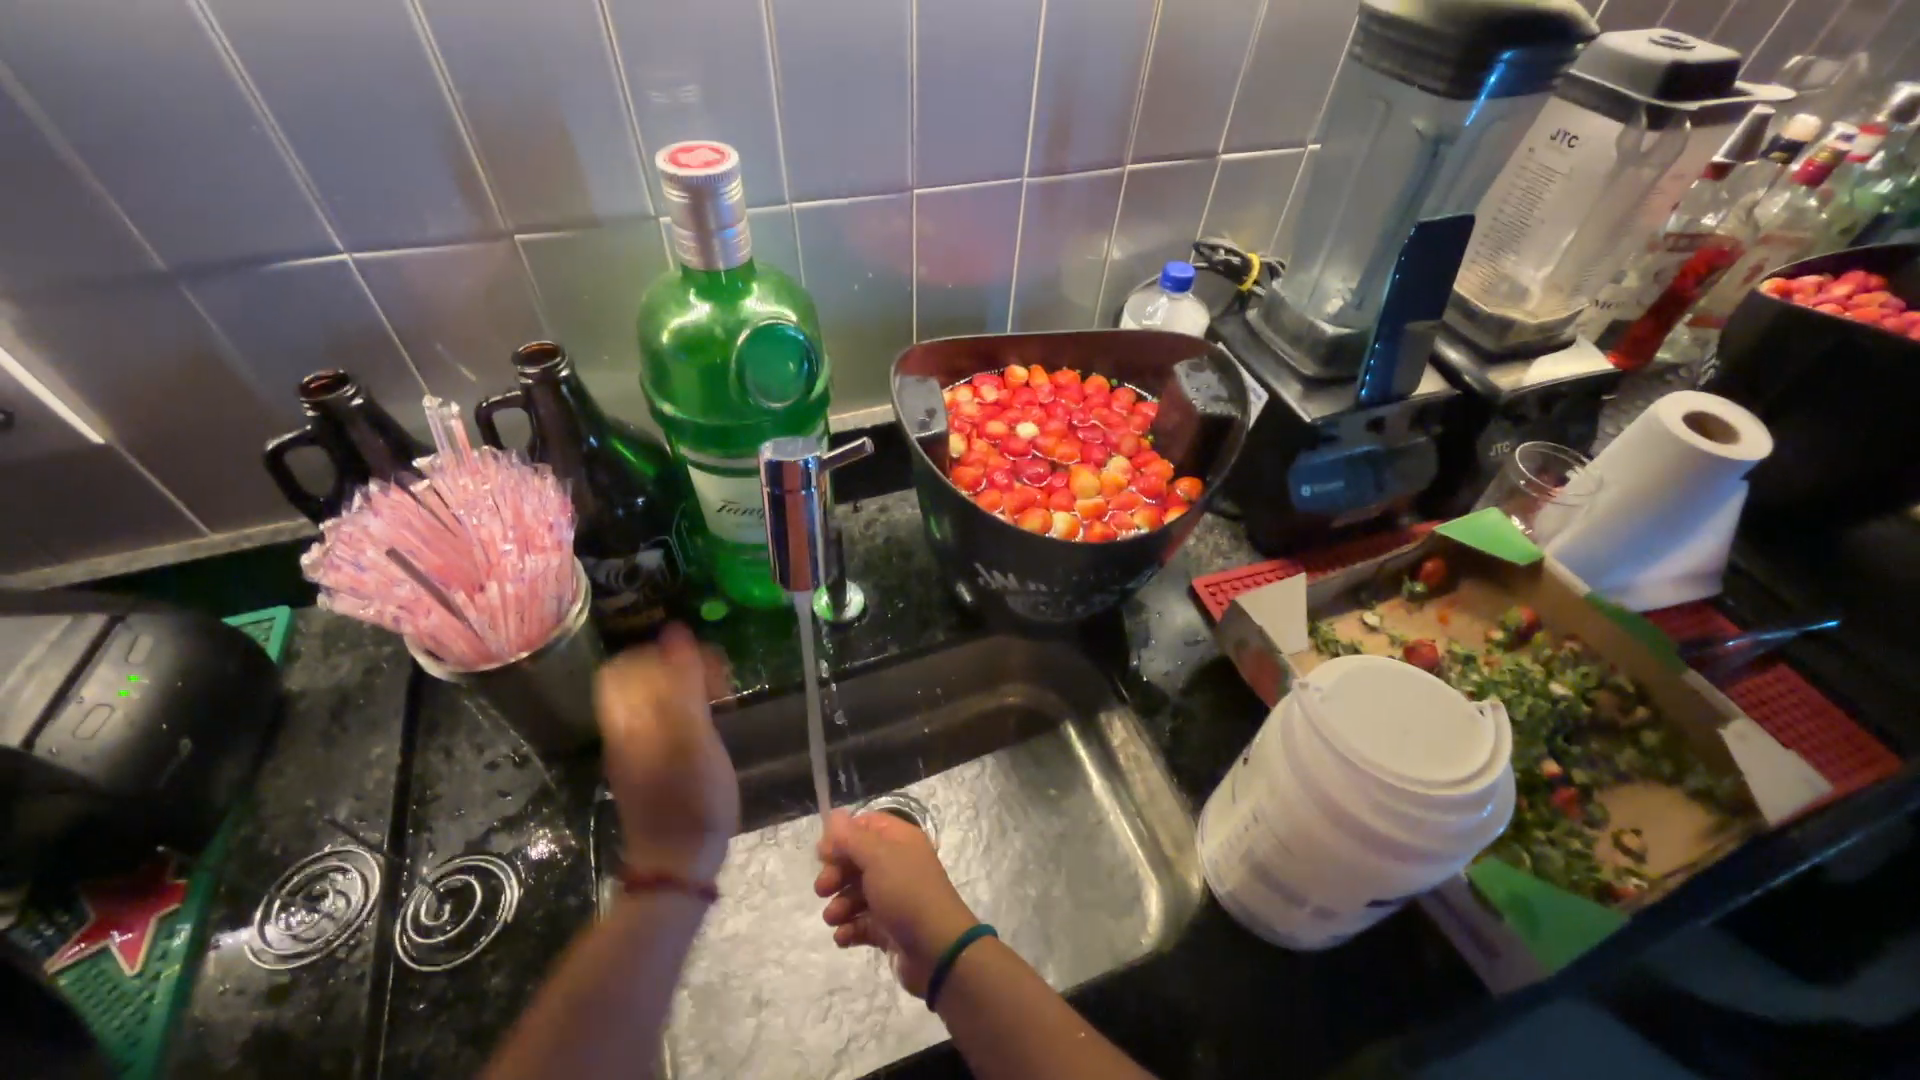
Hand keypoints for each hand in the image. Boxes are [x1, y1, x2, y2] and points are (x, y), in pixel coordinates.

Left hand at [596, 625, 737, 883]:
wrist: (677, 863)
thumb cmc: (692, 800)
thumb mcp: (694, 737)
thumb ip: (683, 682)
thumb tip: (674, 631)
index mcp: (629, 720)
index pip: (625, 666)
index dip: (660, 653)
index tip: (702, 661)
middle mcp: (623, 731)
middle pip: (636, 681)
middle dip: (674, 668)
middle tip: (714, 678)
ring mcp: (633, 751)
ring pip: (648, 701)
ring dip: (681, 690)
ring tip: (716, 698)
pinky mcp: (647, 768)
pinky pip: (657, 723)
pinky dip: (682, 713)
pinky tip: (707, 724)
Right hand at [814, 809, 978, 996]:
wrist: (937, 949)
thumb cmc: (906, 893)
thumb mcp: (877, 857)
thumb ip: (851, 837)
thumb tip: (834, 816)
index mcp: (900, 841)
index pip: (866, 826)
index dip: (842, 837)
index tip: (823, 853)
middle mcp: (897, 865)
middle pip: (856, 861)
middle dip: (835, 875)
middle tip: (823, 889)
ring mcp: (893, 898)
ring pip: (856, 895)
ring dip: (839, 905)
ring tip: (835, 918)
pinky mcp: (889, 929)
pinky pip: (862, 923)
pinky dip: (850, 929)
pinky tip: (845, 937)